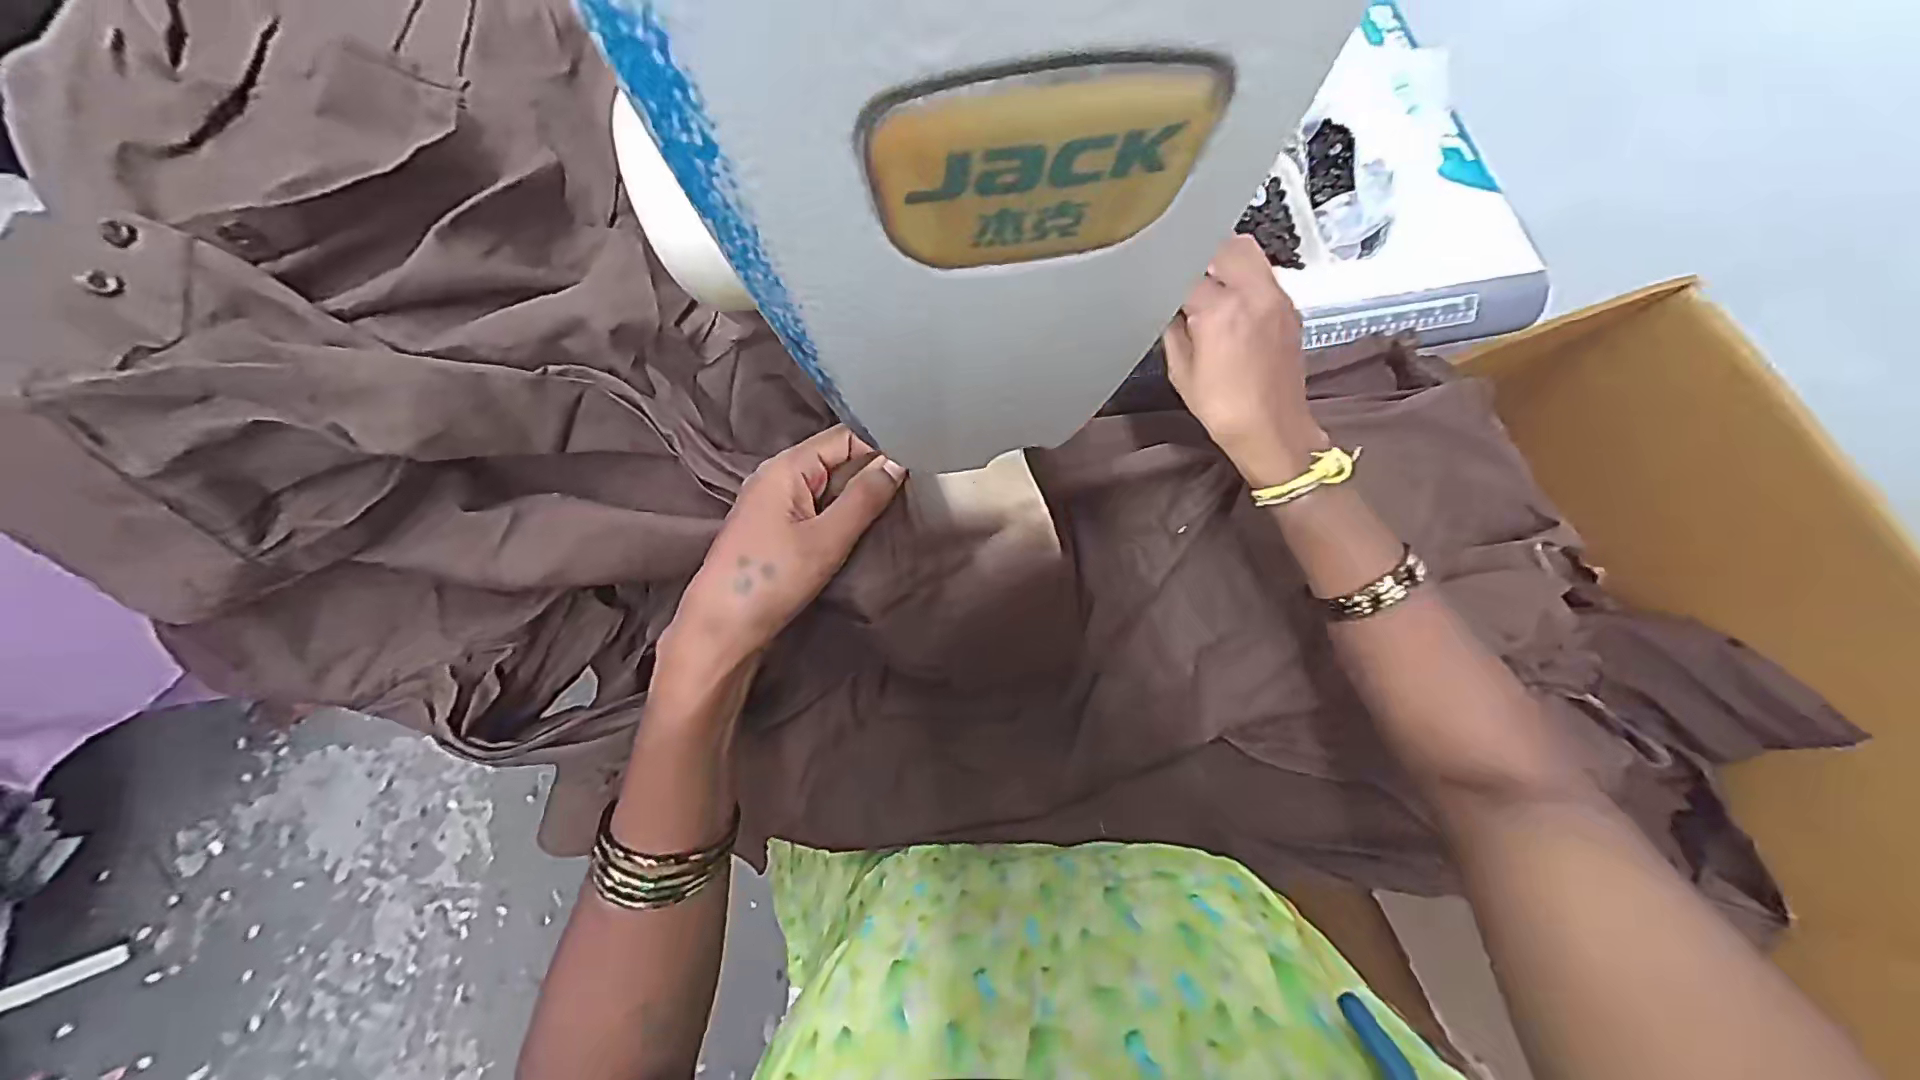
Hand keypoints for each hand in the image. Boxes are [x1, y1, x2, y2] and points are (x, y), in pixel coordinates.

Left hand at [663, 425, 905, 675]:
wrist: (721, 629)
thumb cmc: (770, 580)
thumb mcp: (827, 538)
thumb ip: (864, 498)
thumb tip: (898, 463)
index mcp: (787, 466)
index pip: (845, 436)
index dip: (883, 443)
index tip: (919, 457)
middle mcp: (779, 475)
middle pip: (838, 457)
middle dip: (875, 469)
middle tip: (917, 483)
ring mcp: (777, 502)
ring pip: (831, 484)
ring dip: (860, 493)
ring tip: (898, 503)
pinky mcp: (778, 528)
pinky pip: (819, 506)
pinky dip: (843, 512)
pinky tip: (864, 525)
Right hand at [1162, 234, 1328, 482]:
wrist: (1273, 429)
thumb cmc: (1226, 410)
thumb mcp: (1182, 372)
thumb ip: (1173, 330)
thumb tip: (1171, 310)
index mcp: (1221, 310)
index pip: (1187, 270)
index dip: (1167, 274)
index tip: (1155, 279)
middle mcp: (1254, 294)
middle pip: (1224, 244)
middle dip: (1198, 253)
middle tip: (1180, 271)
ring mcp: (1277, 298)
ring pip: (1248, 252)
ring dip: (1223, 259)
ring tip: (1204, 282)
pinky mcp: (1289, 308)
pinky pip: (1262, 274)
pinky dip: (1242, 276)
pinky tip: (1227, 300)